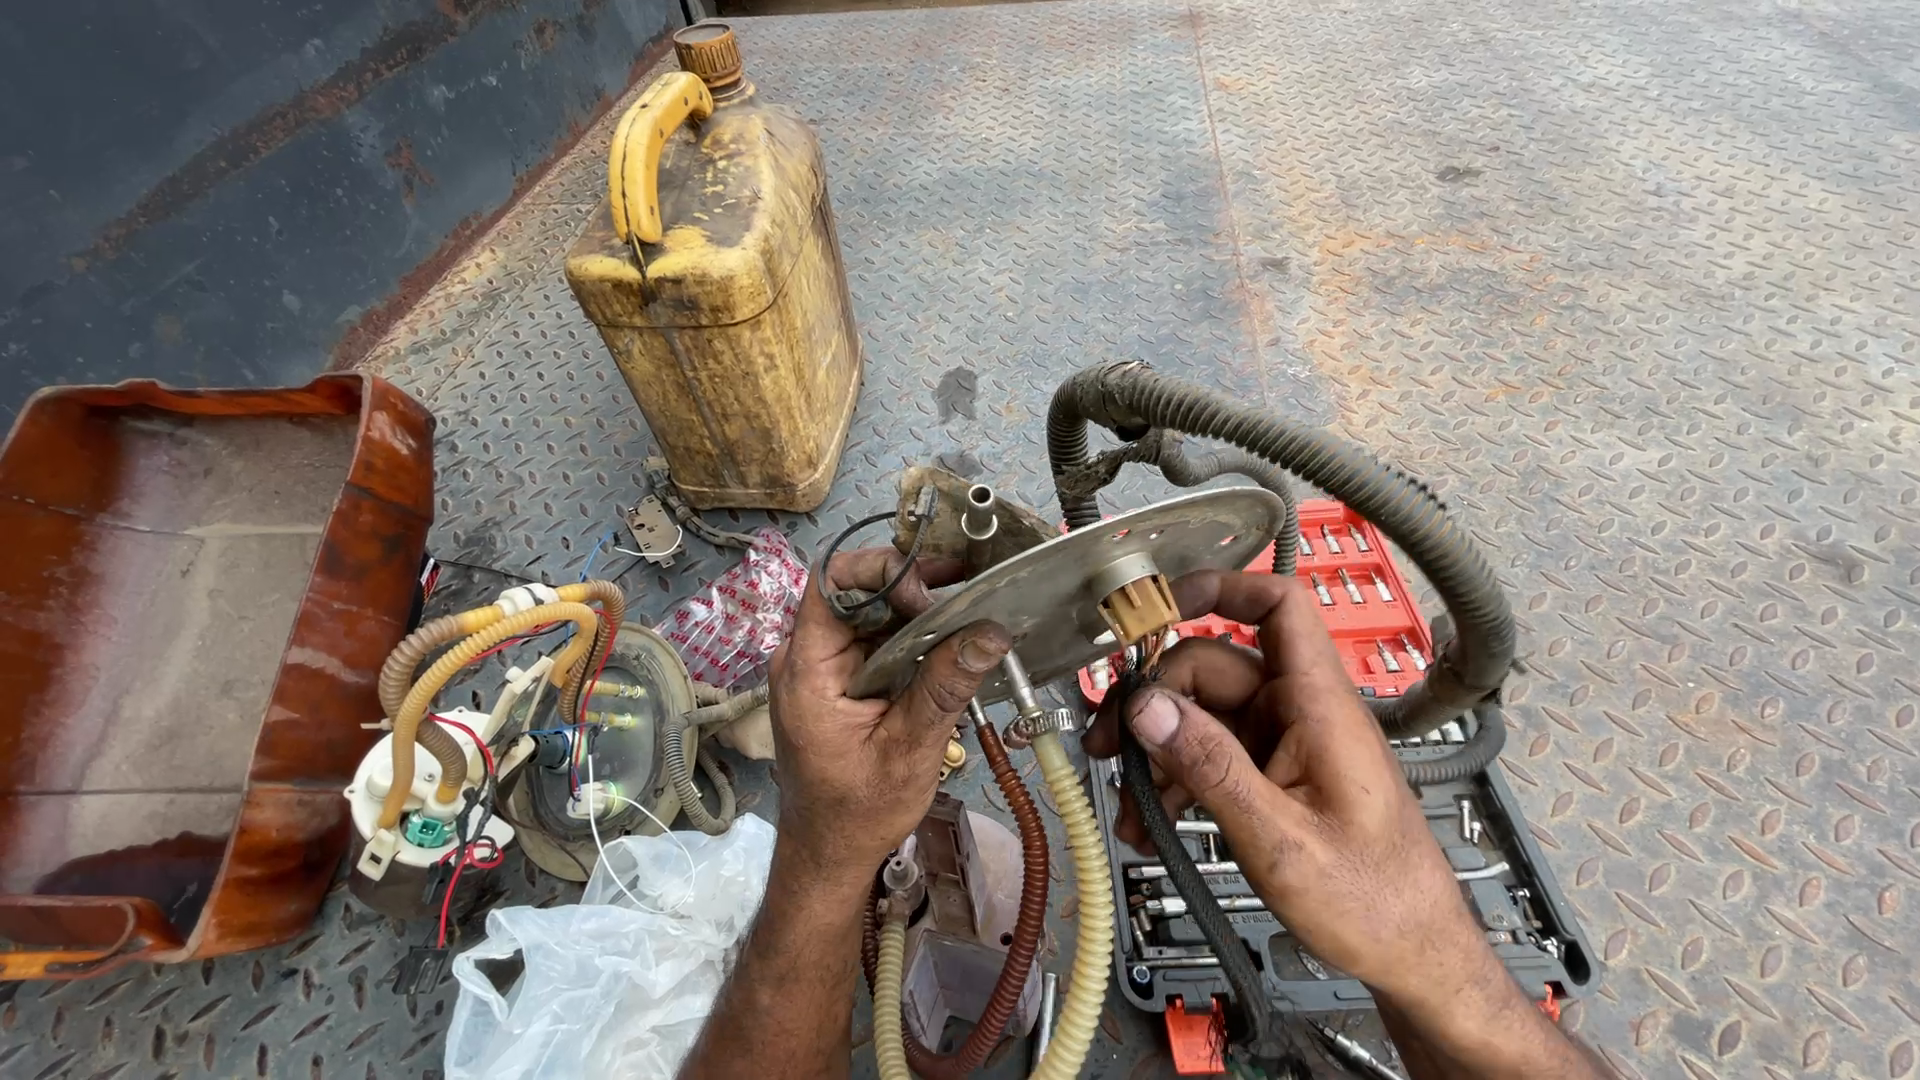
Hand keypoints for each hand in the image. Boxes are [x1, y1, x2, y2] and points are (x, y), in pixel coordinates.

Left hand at [766, 547, 1008, 885]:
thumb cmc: (858, 811)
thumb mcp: (909, 750)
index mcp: (808, 669)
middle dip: (910, 584)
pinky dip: (911, 631)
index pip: (831, 582)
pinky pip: (874, 637)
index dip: (881, 573)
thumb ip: (944, 687)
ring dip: (916, 606)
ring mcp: (822, 665)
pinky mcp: (839, 677)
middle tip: (964, 592)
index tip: (928, 597)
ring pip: (868, 610)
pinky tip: (949, 632)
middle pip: (854, 590)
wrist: (829, 851)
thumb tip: (991, 633)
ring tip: (968, 603)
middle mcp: (806, 656)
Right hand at [1081, 570, 1500, 1011]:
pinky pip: (1207, 753)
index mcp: (1319, 706)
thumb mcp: (1282, 842)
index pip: (1280, 607)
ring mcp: (1280, 740)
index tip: (1160, 605)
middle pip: (1209, 668)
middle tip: (1108, 746)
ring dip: (1155, 753)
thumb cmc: (1376, 903)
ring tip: (1130, 806)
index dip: (1222, 588)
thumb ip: (1212, 769)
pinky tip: (1152, 823)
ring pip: (1199, 714)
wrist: (1413, 956)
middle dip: (1152, 703)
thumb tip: (1147, 707)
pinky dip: (1174, 780)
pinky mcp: (1268, 770)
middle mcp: (1297, 711)